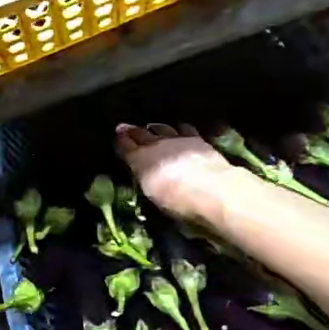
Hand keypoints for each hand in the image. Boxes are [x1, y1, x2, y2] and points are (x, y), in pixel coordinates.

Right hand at [114, 123, 237, 221]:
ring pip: (162, 128)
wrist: (211, 191)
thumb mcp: (152, 196)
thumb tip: (144, 174)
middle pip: (141, 134)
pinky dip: (179, 128)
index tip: (117, 136)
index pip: (125, 147)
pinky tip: (179, 128)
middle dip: (133, 131)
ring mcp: (177, 140)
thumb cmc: (177, 202)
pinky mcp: (197, 140)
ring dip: (155, 128)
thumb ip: (145, 180)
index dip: (120, 141)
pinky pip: (184, 128)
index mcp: (140, 160)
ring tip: (152, 127)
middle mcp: (156, 145)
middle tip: (127, 127)